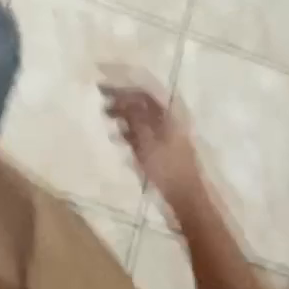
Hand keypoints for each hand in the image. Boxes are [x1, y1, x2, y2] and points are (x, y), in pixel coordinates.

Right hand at [100, 81, 205, 208]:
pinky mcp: (163, 151)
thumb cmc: (166, 168)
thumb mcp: (147, 141)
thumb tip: (121, 97)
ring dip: (124, 116)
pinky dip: (130, 132)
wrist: (186, 199)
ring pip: (142, 120)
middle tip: (102, 102)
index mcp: (168, 116)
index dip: (122, 89)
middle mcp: (168, 121)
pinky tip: (119, 136)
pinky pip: (144, 134)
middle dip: (121, 101)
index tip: (103, 88)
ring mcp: (166, 136)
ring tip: (107, 117)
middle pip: (142, 105)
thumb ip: (134, 118)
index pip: (142, 94)